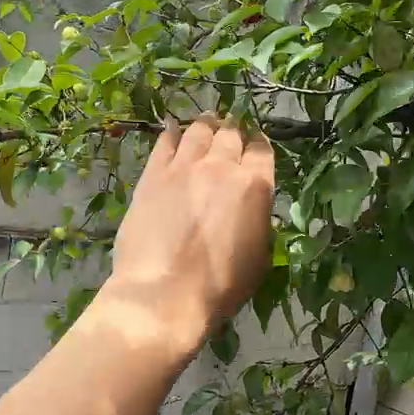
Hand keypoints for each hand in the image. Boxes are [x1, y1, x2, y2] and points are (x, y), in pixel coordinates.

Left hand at [106, 114, 274, 347]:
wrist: (164, 293)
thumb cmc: (220, 286)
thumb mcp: (259, 258)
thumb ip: (259, 223)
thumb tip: (255, 210)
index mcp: (254, 186)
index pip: (261, 151)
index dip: (259, 145)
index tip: (255, 145)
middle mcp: (220, 167)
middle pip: (230, 135)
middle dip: (233, 131)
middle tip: (231, 131)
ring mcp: (183, 168)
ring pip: (198, 132)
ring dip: (206, 124)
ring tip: (207, 121)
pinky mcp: (152, 176)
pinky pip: (164, 143)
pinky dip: (171, 132)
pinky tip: (172, 128)